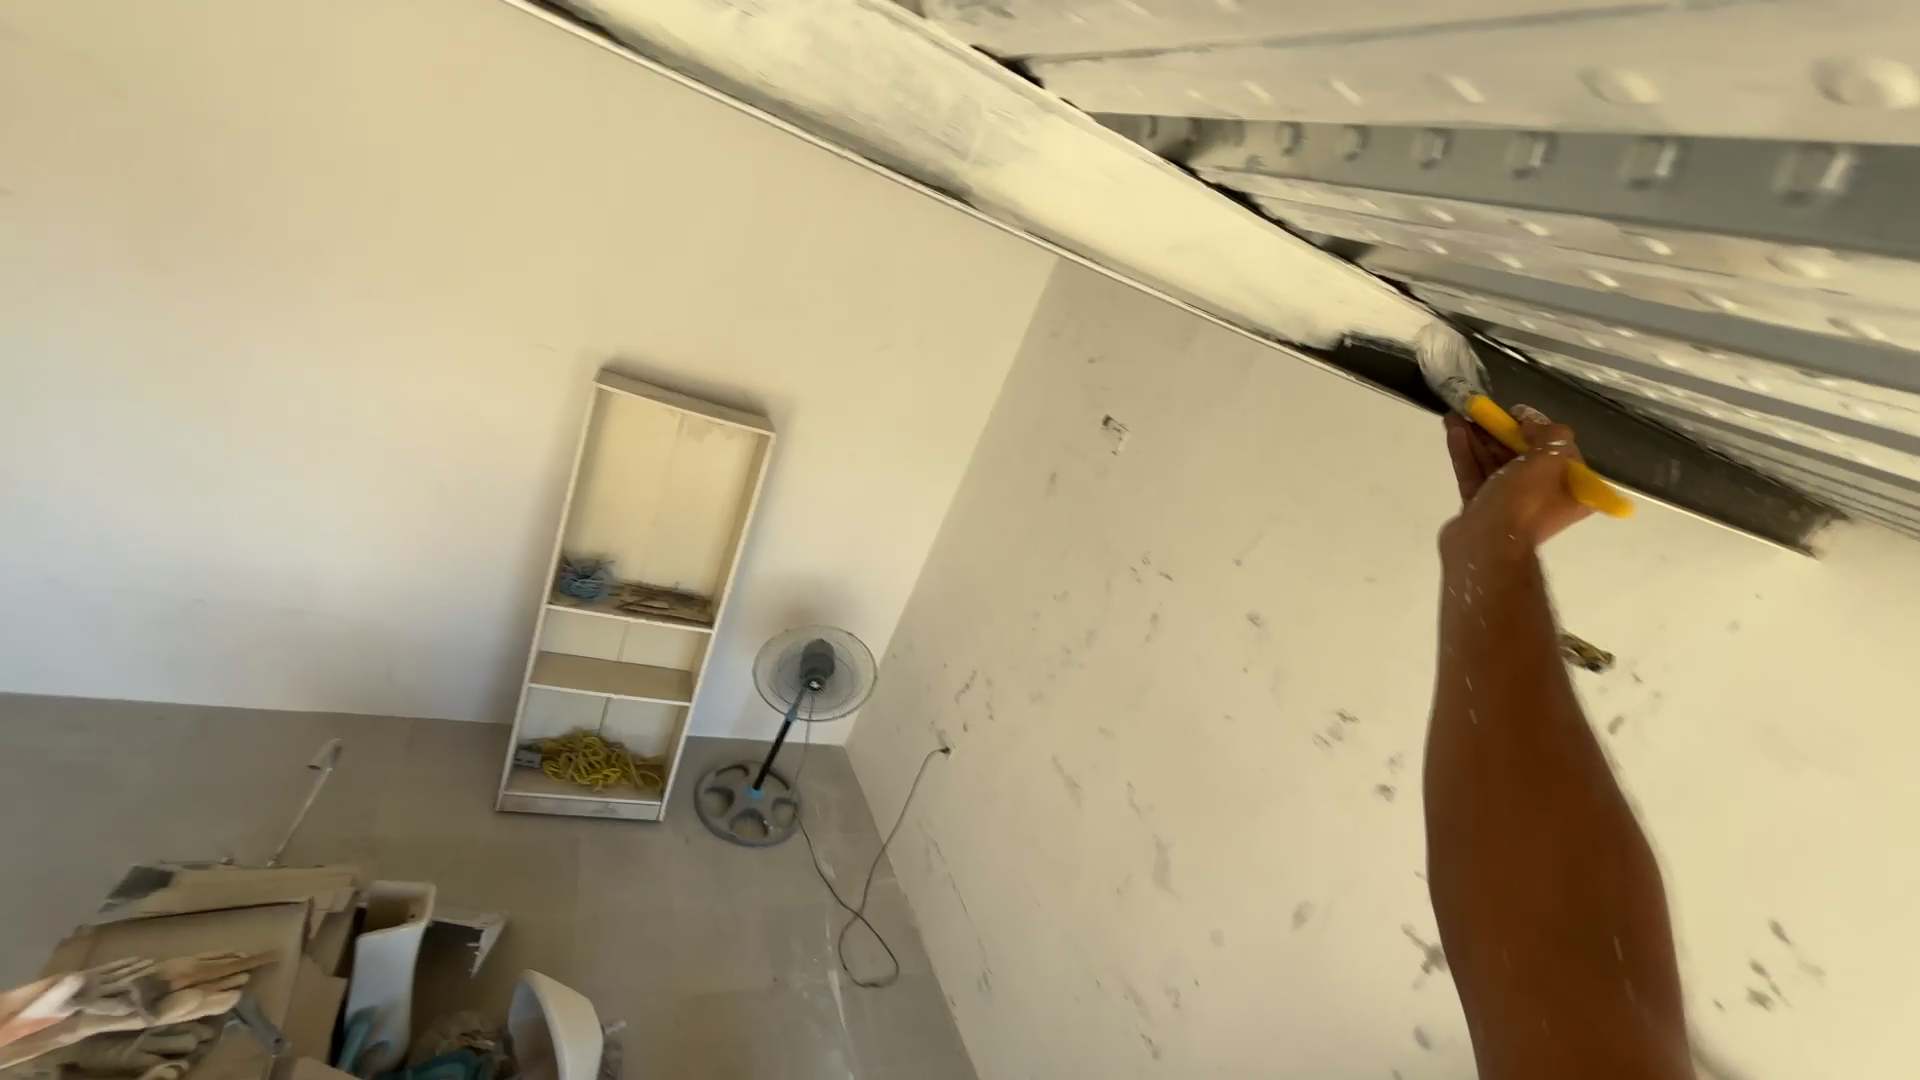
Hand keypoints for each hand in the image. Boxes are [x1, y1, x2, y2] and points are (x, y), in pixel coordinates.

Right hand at [1441, 404, 1591, 553]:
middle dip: (1498, 431)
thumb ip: (1550, 435)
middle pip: (1521, 454)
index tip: (1515, 413)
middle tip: (1479, 412)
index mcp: (1571, 488)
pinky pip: (1475, 474)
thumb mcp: (1548, 462)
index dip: (1537, 427)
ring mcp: (1510, 501)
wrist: (1484, 546)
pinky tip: (1453, 432)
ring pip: (1493, 462)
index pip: (1558, 449)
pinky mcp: (1481, 506)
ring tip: (1457, 416)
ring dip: (1476, 438)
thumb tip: (1533, 421)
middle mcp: (1544, 495)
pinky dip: (1465, 453)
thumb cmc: (1522, 504)